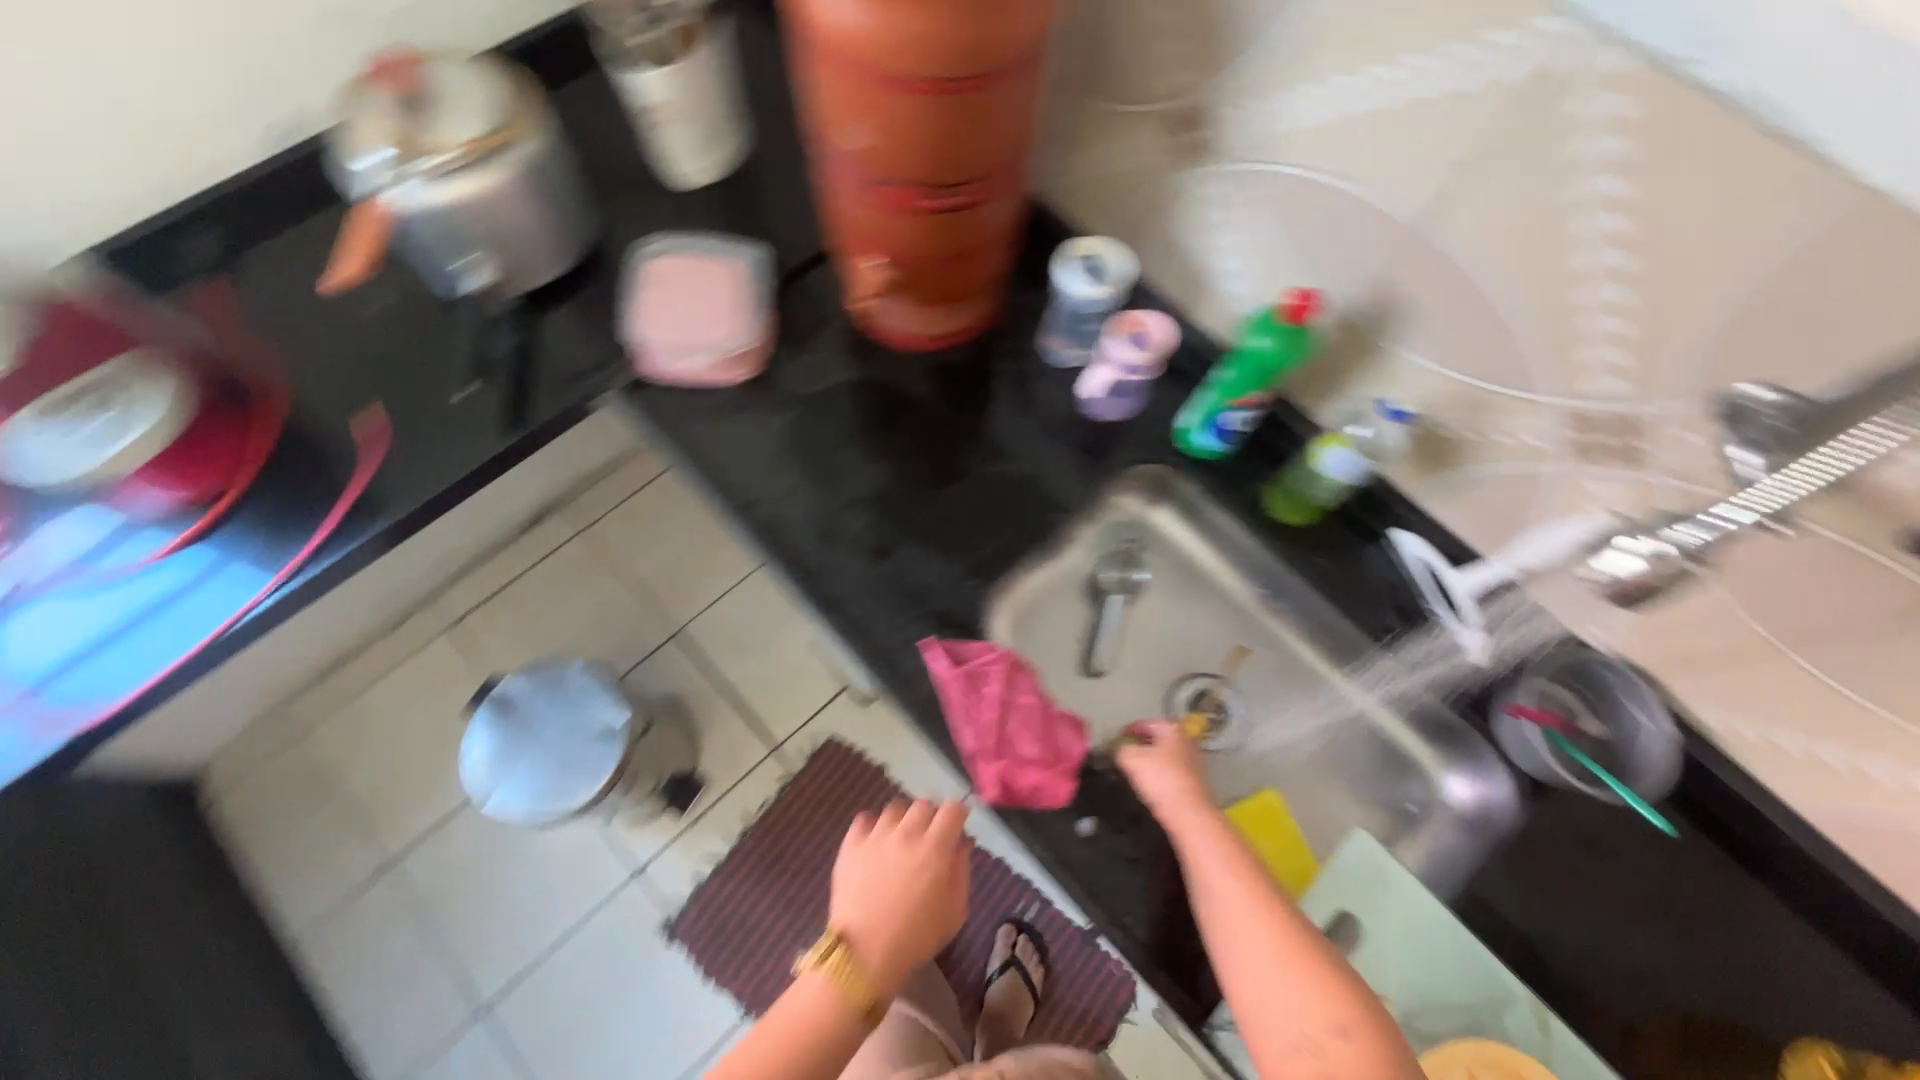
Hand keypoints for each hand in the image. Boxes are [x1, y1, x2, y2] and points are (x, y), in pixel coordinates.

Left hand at [829, 799, 971, 996]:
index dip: (959, 814)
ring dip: (904, 818)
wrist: (865, 954)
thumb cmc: (918, 937)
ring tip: (903, 837)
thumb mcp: (955, 910)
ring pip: (894, 809)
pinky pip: (864, 819)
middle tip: (931, 835)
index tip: (959, 824)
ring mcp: (876, 836)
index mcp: (935, 847)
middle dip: (932, 815)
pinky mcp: (851, 845)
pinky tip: (876, 840)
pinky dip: (873, 824)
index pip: (953, 810)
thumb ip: (962, 869)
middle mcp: (906, 833)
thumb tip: (962, 842)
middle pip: (923, 805)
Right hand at [1114, 719, 1212, 822]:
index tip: (1116, 739)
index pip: (1146, 723)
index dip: (1128, 730)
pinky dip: (1159, 773)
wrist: (1189, 813)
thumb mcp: (1130, 759)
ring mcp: (1193, 761)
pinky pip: (1171, 771)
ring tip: (1133, 769)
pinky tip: (1149, 783)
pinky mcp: (1194, 780)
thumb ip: (1120, 749)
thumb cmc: (1160, 779)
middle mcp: (1186, 740)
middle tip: (1123, 752)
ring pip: (1165, 755)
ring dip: (1150, 759)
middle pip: (1158, 738)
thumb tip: (1117, 748)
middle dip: (1140, 744)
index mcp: (1172, 729)